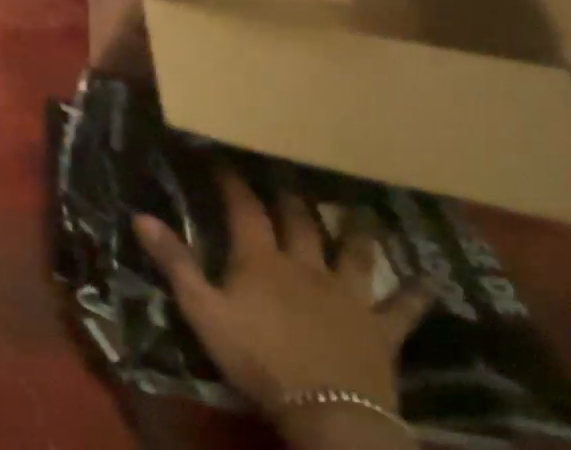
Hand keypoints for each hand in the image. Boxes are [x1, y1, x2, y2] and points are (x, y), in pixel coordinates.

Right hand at [132, 173, 430, 446]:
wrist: (327, 410)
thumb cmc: (255, 357)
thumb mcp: (201, 310)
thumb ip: (174, 262)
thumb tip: (141, 216)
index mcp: (261, 262)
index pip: (245, 211)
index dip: (233, 183)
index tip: (222, 159)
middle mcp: (307, 268)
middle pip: (301, 224)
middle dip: (291, 197)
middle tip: (288, 174)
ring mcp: (350, 297)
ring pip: (356, 254)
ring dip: (358, 231)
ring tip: (361, 211)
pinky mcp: (382, 329)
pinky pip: (403, 307)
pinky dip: (416, 292)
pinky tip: (430, 280)